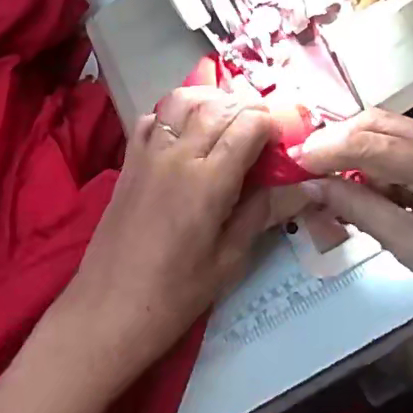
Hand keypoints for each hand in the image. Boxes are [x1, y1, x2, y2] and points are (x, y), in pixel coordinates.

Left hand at [54, 87, 276, 377]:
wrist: (108, 312)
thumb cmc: (175, 294)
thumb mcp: (229, 259)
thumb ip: (263, 212)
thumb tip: (305, 187)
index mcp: (208, 181)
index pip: (247, 125)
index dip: (271, 125)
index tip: (283, 142)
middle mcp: (177, 156)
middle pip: (218, 107)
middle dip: (248, 109)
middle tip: (263, 132)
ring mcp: (148, 154)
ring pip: (183, 101)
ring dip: (212, 102)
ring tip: (228, 122)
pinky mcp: (129, 161)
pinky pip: (153, 118)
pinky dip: (176, 114)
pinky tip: (188, 133)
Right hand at [293, 110, 412, 353]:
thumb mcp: (411, 247)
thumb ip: (359, 207)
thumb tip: (312, 183)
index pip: (375, 143)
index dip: (329, 148)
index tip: (294, 157)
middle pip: (384, 124)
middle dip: (341, 140)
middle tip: (305, 161)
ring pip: (397, 131)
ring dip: (360, 148)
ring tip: (327, 172)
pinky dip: (384, 159)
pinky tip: (364, 179)